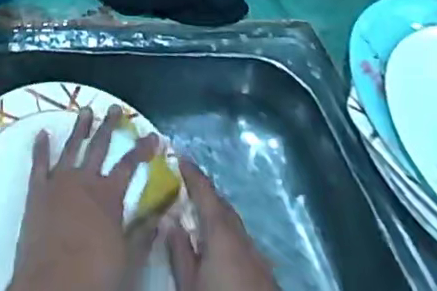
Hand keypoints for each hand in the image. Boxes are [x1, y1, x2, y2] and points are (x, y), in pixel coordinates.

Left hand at [9, 105, 160, 290]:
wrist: (51, 288)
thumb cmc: (94, 278)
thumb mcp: (128, 260)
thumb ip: (143, 234)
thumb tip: (163, 214)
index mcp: (108, 196)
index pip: (130, 165)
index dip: (143, 150)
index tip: (153, 135)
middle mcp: (84, 181)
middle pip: (99, 147)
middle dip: (109, 126)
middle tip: (116, 108)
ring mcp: (58, 183)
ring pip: (71, 147)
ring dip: (79, 128)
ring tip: (86, 110)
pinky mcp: (36, 193)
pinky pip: (38, 164)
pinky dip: (40, 147)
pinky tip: (42, 133)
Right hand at [166, 161, 278, 290]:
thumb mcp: (188, 285)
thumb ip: (180, 252)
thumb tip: (170, 222)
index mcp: (222, 234)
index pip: (206, 193)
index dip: (192, 174)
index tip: (179, 157)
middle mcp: (243, 238)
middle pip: (223, 207)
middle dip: (205, 194)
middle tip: (185, 185)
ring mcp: (258, 256)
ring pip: (235, 225)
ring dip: (218, 215)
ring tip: (198, 215)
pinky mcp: (266, 274)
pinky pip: (244, 242)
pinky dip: (228, 235)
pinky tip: (218, 246)